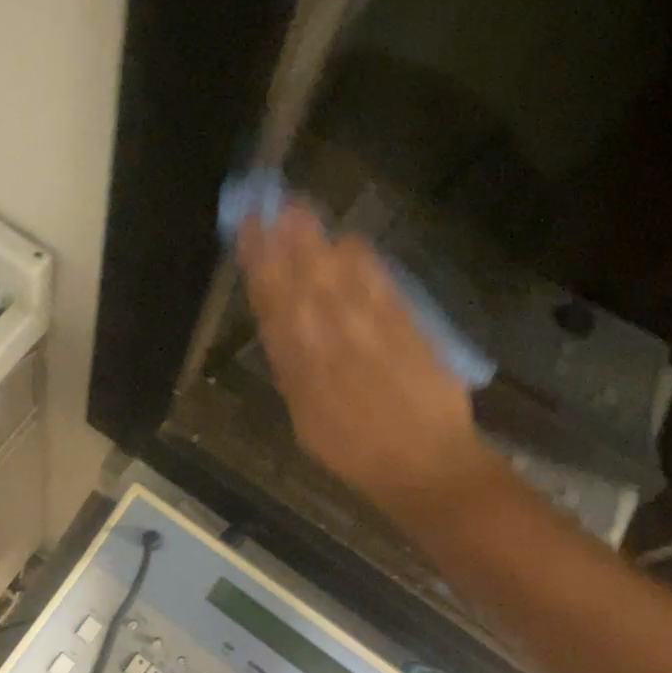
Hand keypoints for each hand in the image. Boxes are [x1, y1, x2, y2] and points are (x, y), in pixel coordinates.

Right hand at [236, 202, 495, 514]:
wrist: (424, 466)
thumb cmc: (356, 453)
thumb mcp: (308, 423)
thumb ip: (295, 373)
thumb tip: (283, 330)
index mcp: (301, 373)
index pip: (273, 310)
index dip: (259, 270)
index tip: (247, 237)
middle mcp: (331, 349)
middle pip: (303, 288)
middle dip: (285, 246)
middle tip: (272, 206)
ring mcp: (370, 337)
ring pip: (338, 284)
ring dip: (317, 246)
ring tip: (300, 212)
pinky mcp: (408, 331)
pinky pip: (382, 291)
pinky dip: (366, 266)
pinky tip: (352, 242)